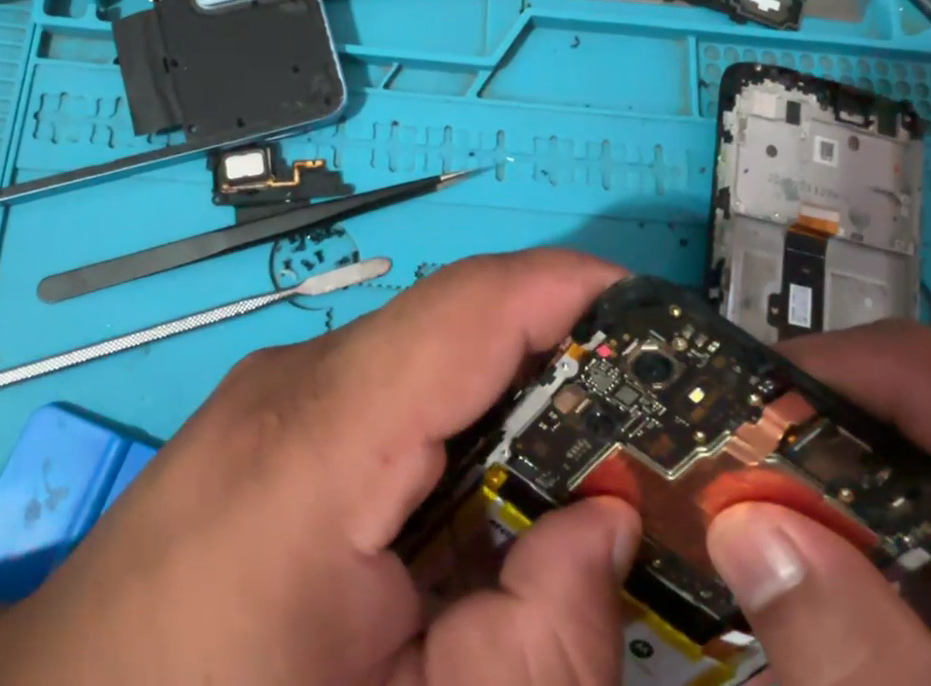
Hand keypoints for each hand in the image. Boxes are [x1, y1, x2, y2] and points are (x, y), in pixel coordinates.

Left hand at [0, 251, 641, 685]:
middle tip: (649, 443)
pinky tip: (472, 512)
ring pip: (427, 365)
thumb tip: (603, 529)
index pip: (469, 306)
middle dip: (562, 369)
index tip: (665, 323)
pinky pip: (384, 397)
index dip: (575, 290)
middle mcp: (294, 385)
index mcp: (320, 442)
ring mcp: (272, 394)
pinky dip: (451, 433)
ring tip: (569, 492)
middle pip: (457, 330)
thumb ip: (533, 639)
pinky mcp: (265, 419)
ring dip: (506, 410)